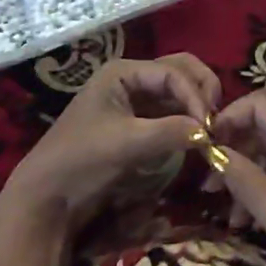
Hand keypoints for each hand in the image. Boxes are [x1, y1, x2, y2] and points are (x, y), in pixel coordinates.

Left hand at [7, 54, 222, 231]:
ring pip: (177, 91)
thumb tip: (209, 132)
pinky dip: (187, 120)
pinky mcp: (138, 123)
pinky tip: (197, 137)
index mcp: (122, 72)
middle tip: (215, 119)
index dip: (195, 96)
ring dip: (196, 105)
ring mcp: (134, 100)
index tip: (208, 127)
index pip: (172, 72)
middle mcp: (130, 79)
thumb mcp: (127, 143)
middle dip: (201, 91)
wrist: (49, 193)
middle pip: (179, 71)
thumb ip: (170, 132)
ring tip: (209, 130)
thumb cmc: (82, 159)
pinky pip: (171, 112)